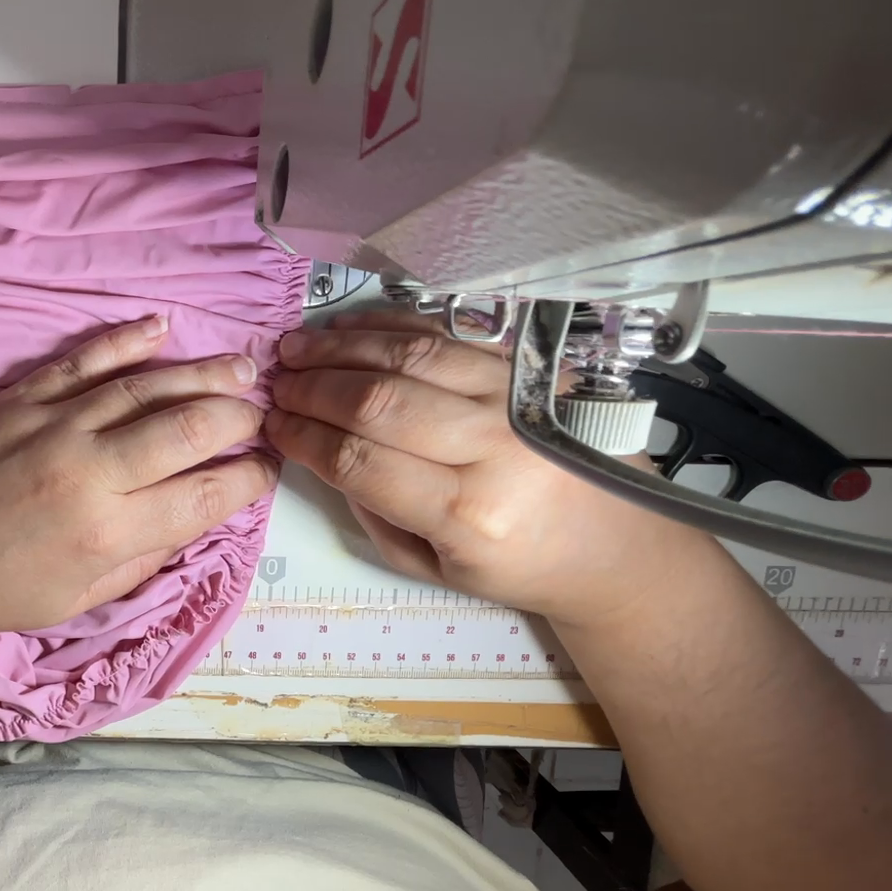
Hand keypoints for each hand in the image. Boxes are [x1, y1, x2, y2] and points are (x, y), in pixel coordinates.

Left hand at [0, 317, 277, 640]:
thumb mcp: (74, 601)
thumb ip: (141, 559)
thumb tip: (193, 518)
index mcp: (107, 534)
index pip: (204, 496)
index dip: (247, 481)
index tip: (266, 470)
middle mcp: (88, 472)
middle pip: (188, 429)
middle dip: (238, 417)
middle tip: (263, 411)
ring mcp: (50, 426)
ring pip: (145, 387)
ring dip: (201, 373)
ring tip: (241, 366)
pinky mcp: (16, 400)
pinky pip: (82, 361)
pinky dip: (125, 342)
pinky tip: (162, 329)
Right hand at [265, 311, 714, 627]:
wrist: (620, 546)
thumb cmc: (516, 566)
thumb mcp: (431, 566)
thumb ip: (371, 509)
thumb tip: (322, 449)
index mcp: (466, 513)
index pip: (357, 461)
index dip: (303, 436)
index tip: (271, 425)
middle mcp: (494, 448)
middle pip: (378, 401)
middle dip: (312, 388)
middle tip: (275, 383)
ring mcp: (515, 399)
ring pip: (409, 356)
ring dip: (341, 347)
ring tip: (297, 347)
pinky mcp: (529, 370)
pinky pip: (448, 334)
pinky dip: (389, 324)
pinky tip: (348, 327)